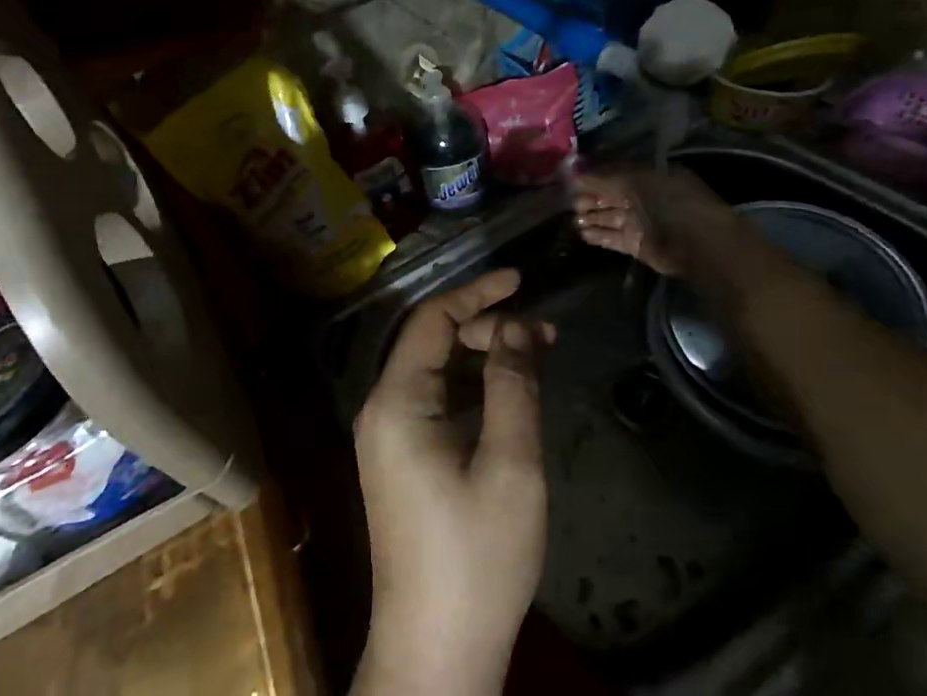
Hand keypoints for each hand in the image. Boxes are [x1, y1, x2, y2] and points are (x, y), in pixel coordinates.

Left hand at [352, 269, 554, 695]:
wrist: (437, 647)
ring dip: (484, 357)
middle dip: (488, 328)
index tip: (520, 279)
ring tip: (538, 356)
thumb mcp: (510, 463)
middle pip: (433, 343)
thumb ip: (514, 385)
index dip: (477, 293)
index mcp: (397, 403)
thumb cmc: (477, 554)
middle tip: (544, 337)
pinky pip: (438, 402)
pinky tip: (512, 394)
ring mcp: (389, 438)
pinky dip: (474, 389)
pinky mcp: (403, 460)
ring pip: (438, 373)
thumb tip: (520, 328)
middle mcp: (383, 411)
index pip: (432, 320)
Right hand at [572, 170, 744, 276]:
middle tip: (570, 202)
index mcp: (649, 176)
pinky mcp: (638, 245)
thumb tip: (576, 174)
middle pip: (611, 196)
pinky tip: (582, 234)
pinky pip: (613, 238)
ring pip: (610, 217)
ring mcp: (642, 223)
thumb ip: (604, 178)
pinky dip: (598, 236)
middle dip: (590, 198)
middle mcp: (645, 198)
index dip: (595, 176)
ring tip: (574, 219)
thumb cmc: (671, 202)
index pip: (616, 173)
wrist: (699, 243)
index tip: (572, 180)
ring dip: (591, 217)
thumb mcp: (637, 180)